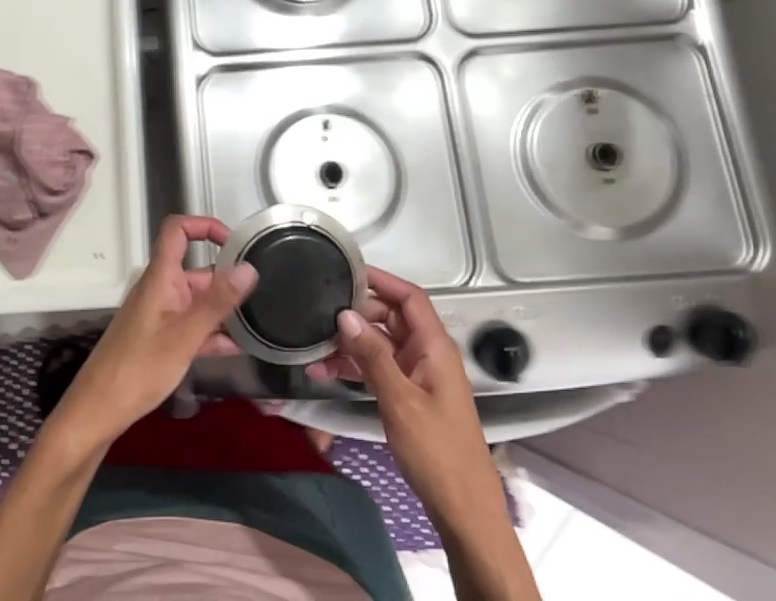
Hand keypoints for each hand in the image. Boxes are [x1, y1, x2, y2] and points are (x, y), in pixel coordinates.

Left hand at [48, 215, 257, 445]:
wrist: (99, 410)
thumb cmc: (139, 369)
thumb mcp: (184, 336)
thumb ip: (217, 303)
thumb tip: (249, 268)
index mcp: (160, 278)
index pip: (177, 231)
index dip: (205, 225)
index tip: (236, 243)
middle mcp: (160, 290)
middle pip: (196, 270)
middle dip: (228, 278)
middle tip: (266, 292)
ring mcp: (160, 315)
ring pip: (198, 301)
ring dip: (225, 309)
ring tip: (260, 321)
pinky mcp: (161, 339)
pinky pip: (193, 326)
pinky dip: (213, 333)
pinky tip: (238, 347)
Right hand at [328, 268, 492, 513]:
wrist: (462, 506)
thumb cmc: (436, 450)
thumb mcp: (400, 401)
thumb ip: (372, 355)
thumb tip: (345, 314)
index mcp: (435, 348)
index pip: (410, 298)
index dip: (382, 280)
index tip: (346, 269)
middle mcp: (428, 355)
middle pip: (392, 318)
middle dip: (357, 314)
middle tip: (319, 313)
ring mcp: (419, 376)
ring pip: (381, 345)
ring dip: (350, 344)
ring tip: (313, 348)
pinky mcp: (409, 396)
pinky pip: (379, 369)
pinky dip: (355, 367)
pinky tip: (325, 372)